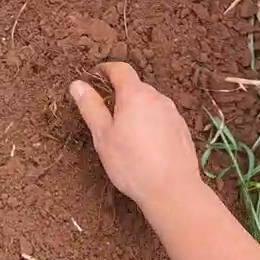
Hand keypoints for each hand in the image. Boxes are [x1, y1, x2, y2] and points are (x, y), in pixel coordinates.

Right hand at [68, 62, 204, 212]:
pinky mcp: (182, 128)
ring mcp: (172, 113)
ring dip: (136, 109)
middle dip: (120, 93)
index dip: (106, 69)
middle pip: (135, 86)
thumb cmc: (132, 164)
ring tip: (126, 133)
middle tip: (106, 113)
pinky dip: (150, 122)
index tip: (95, 76)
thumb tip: (77, 84)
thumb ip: (91, 106)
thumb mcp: (103, 135)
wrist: (173, 190)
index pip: (120, 69)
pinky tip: (145, 145)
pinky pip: (161, 116)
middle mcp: (157, 98)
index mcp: (135, 95)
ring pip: (149, 102)